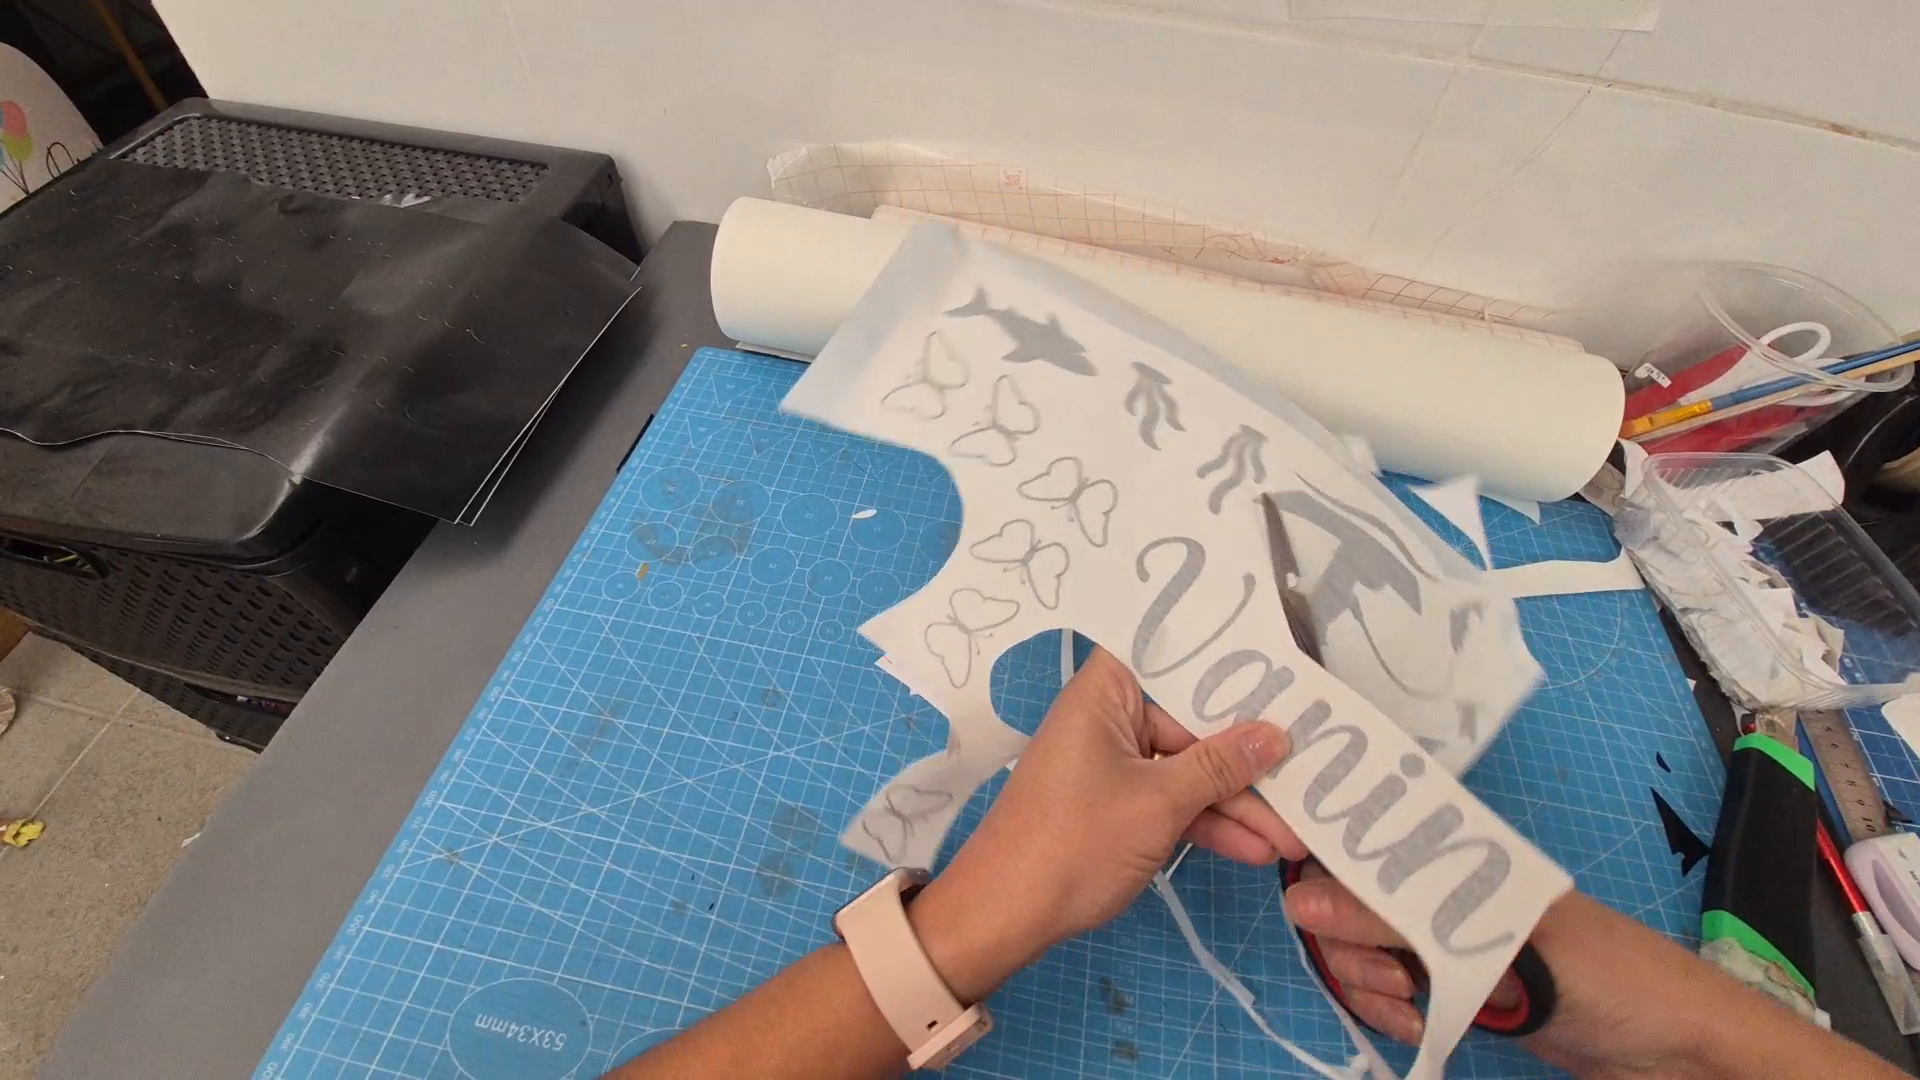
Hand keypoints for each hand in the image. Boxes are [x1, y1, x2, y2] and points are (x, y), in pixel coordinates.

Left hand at [909, 646, 1303, 1002]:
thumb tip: (1276, 734)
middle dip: (1244, 759)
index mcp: (1105, 692)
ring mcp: (1111, 761)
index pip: (1169, 656)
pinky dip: (1204, 821)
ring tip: (1294, 835)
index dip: (1221, 661)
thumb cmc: (1079, 838)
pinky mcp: (1115, 800)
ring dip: (1233, 802)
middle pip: (1187, 721)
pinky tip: (1255, 849)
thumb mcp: (1159, 801)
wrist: (1008, 911)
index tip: (1278, 669)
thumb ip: (1220, 766)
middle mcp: (1107, 716)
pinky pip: (1168, 798)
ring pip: (1184, 767)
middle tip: (1308, 777)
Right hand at [1284, 864, 1770, 1079]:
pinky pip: (1376, 986)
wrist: (1678, 1054)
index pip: (1343, 833)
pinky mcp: (1437, 981)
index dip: (1310, 855)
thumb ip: (1387, 920)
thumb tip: (1296, 904)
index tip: (1304, 899)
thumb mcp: (1486, 938)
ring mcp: (1426, 933)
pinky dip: (1381, 1008)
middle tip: (1392, 976)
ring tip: (1408, 1004)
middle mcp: (1417, 884)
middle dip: (1343, 940)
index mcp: (1431, 848)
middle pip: (1331, 896)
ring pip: (1347, 944)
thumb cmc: (1594, 968)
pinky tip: (1414, 1025)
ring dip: (1362, 980)